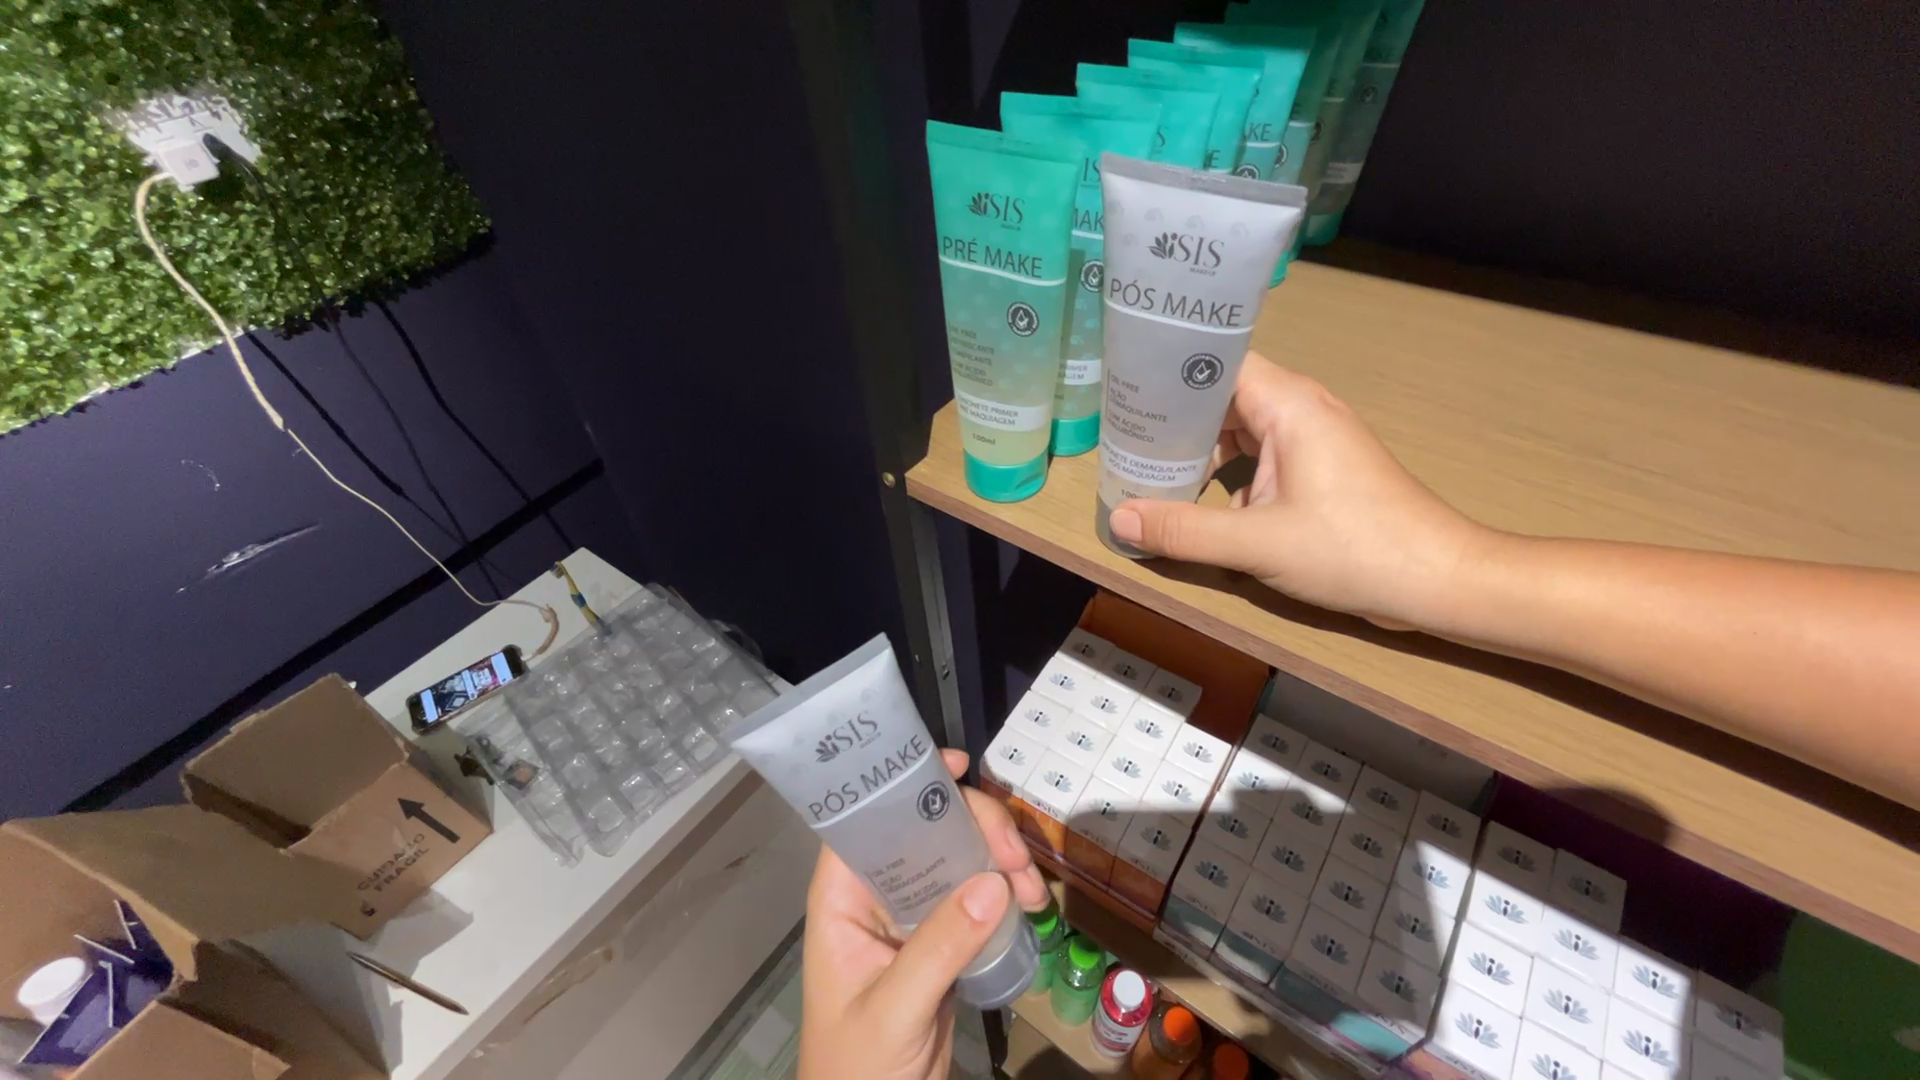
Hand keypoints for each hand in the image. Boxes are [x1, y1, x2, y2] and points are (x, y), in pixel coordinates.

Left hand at [798, 749, 1048, 1079]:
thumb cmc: (857, 1068)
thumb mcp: (894, 1009)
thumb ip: (939, 948)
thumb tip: (994, 883)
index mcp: (843, 896)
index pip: (869, 819)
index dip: (908, 785)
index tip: (958, 767)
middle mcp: (876, 893)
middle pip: (925, 830)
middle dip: (975, 829)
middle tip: (1016, 854)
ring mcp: (913, 914)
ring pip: (957, 857)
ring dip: (1000, 860)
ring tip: (1034, 889)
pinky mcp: (942, 937)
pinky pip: (976, 893)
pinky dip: (1006, 891)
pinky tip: (1033, 904)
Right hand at [1108, 350, 1489, 629]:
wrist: (1439, 581)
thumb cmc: (1354, 549)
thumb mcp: (1257, 543)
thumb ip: (1184, 531)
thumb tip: (1119, 521)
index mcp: (1289, 405)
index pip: (1217, 363)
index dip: (1170, 373)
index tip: (1126, 392)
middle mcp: (1300, 410)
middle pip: (1222, 397)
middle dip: (1174, 420)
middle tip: (1124, 440)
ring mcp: (1312, 440)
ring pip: (1239, 431)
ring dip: (1200, 452)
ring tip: (1150, 471)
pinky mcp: (1317, 470)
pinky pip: (1259, 458)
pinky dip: (1228, 476)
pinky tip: (1200, 504)